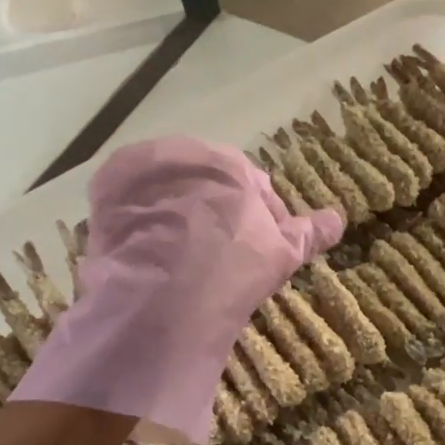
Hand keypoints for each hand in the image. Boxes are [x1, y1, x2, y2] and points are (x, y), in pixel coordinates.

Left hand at [10, 137, 343, 443]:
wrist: (168, 291)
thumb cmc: (236, 269)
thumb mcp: (282, 254)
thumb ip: (309, 233)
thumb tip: (338, 219)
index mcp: (232, 163)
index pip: (253, 185)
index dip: (259, 219)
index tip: (256, 250)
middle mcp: (185, 152)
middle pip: (207, 182)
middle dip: (214, 211)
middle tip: (218, 254)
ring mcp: (142, 169)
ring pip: (168, 190)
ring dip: (176, 214)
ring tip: (181, 257)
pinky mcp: (106, 190)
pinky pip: (130, 202)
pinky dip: (140, 222)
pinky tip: (149, 254)